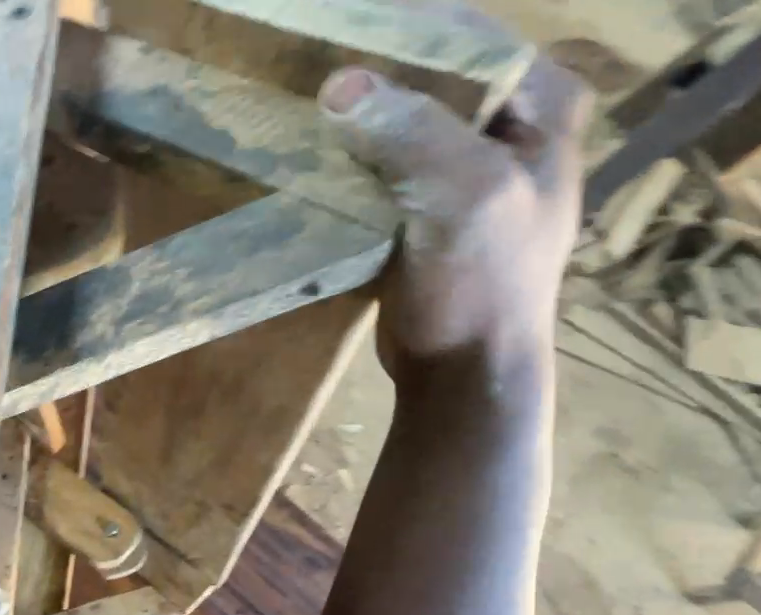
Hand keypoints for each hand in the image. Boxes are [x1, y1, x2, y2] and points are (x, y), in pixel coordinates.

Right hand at [318, 51, 590, 389]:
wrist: (461, 367)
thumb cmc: (482, 282)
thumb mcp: (464, 198)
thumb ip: (413, 135)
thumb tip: (340, 83)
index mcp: (540, 102)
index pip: (463, 36)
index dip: (397, 27)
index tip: (329, 25)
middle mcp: (504, 122)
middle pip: (427, 74)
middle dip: (365, 70)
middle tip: (298, 64)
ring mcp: (458, 167)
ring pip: (395, 120)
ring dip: (346, 117)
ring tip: (289, 105)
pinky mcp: (416, 206)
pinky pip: (374, 164)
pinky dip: (339, 158)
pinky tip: (301, 157)